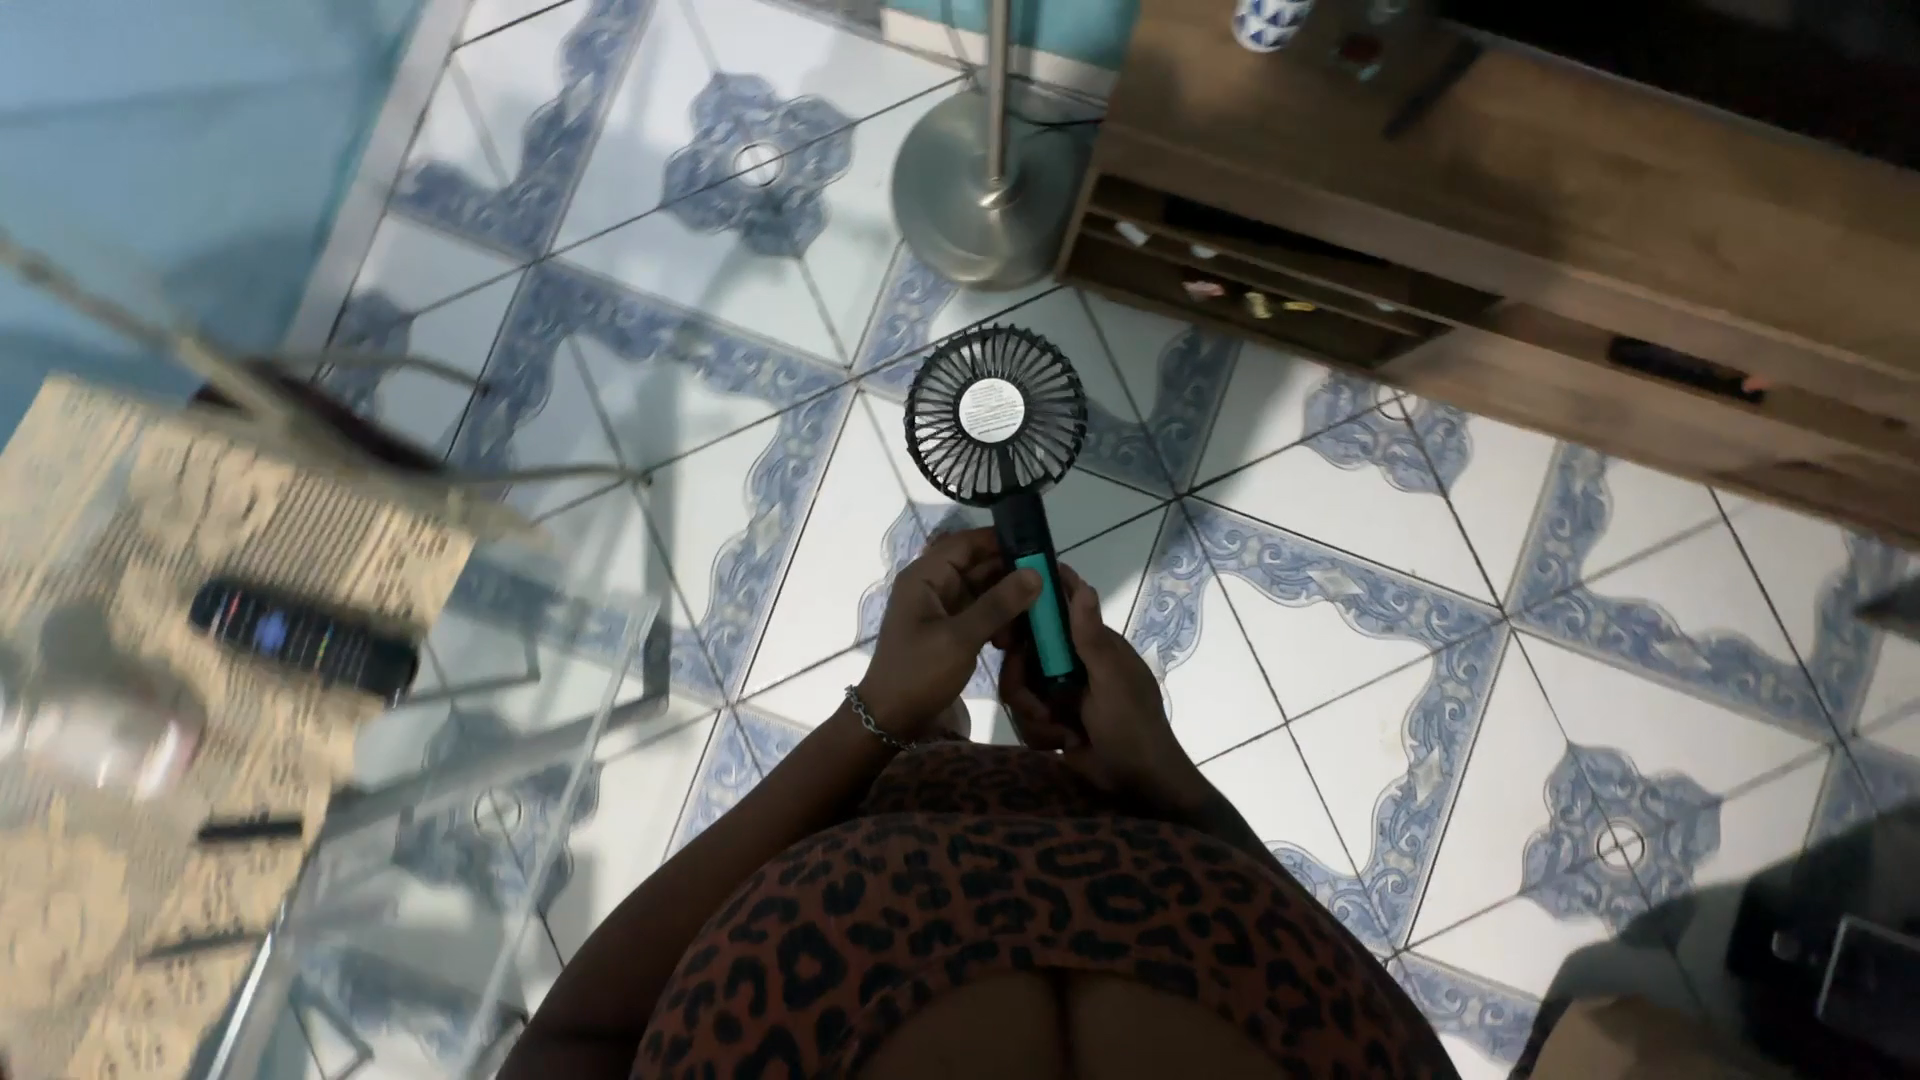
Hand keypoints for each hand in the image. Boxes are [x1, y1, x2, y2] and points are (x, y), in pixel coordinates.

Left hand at [858, 528, 1039, 740]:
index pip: (966, 542)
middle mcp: (932, 584)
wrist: (890, 718)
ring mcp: (940, 607)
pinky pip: (980, 612)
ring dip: (1006, 603)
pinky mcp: (949, 628)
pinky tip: (1011, 640)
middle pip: (978, 565)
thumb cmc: (919, 673)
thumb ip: (998, 604)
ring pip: (983, 590)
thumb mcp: (961, 638)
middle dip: (1011, 576)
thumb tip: (1035, 573)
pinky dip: (997, 620)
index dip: (1000, 541)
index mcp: (925, 576)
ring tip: (1030, 621)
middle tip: (1047, 588)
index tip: (1039, 549)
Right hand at [999, 564, 1207, 806]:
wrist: (1137, 783)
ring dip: (1035, 715)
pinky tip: (1064, 742)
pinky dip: (1041, 733)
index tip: (1007, 630)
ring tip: (1059, 731)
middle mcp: (1070, 661)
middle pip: (1022, 654)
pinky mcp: (1050, 718)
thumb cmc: (1132, 724)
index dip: (1028, 612)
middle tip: (1035, 704)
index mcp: (1091, 643)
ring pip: (1018, 688)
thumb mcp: (1111, 679)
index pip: (1055, 610)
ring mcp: (1058, 690)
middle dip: (1023, 683)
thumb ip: (1091, 636)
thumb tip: (1083, 585)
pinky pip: (1024, 716)